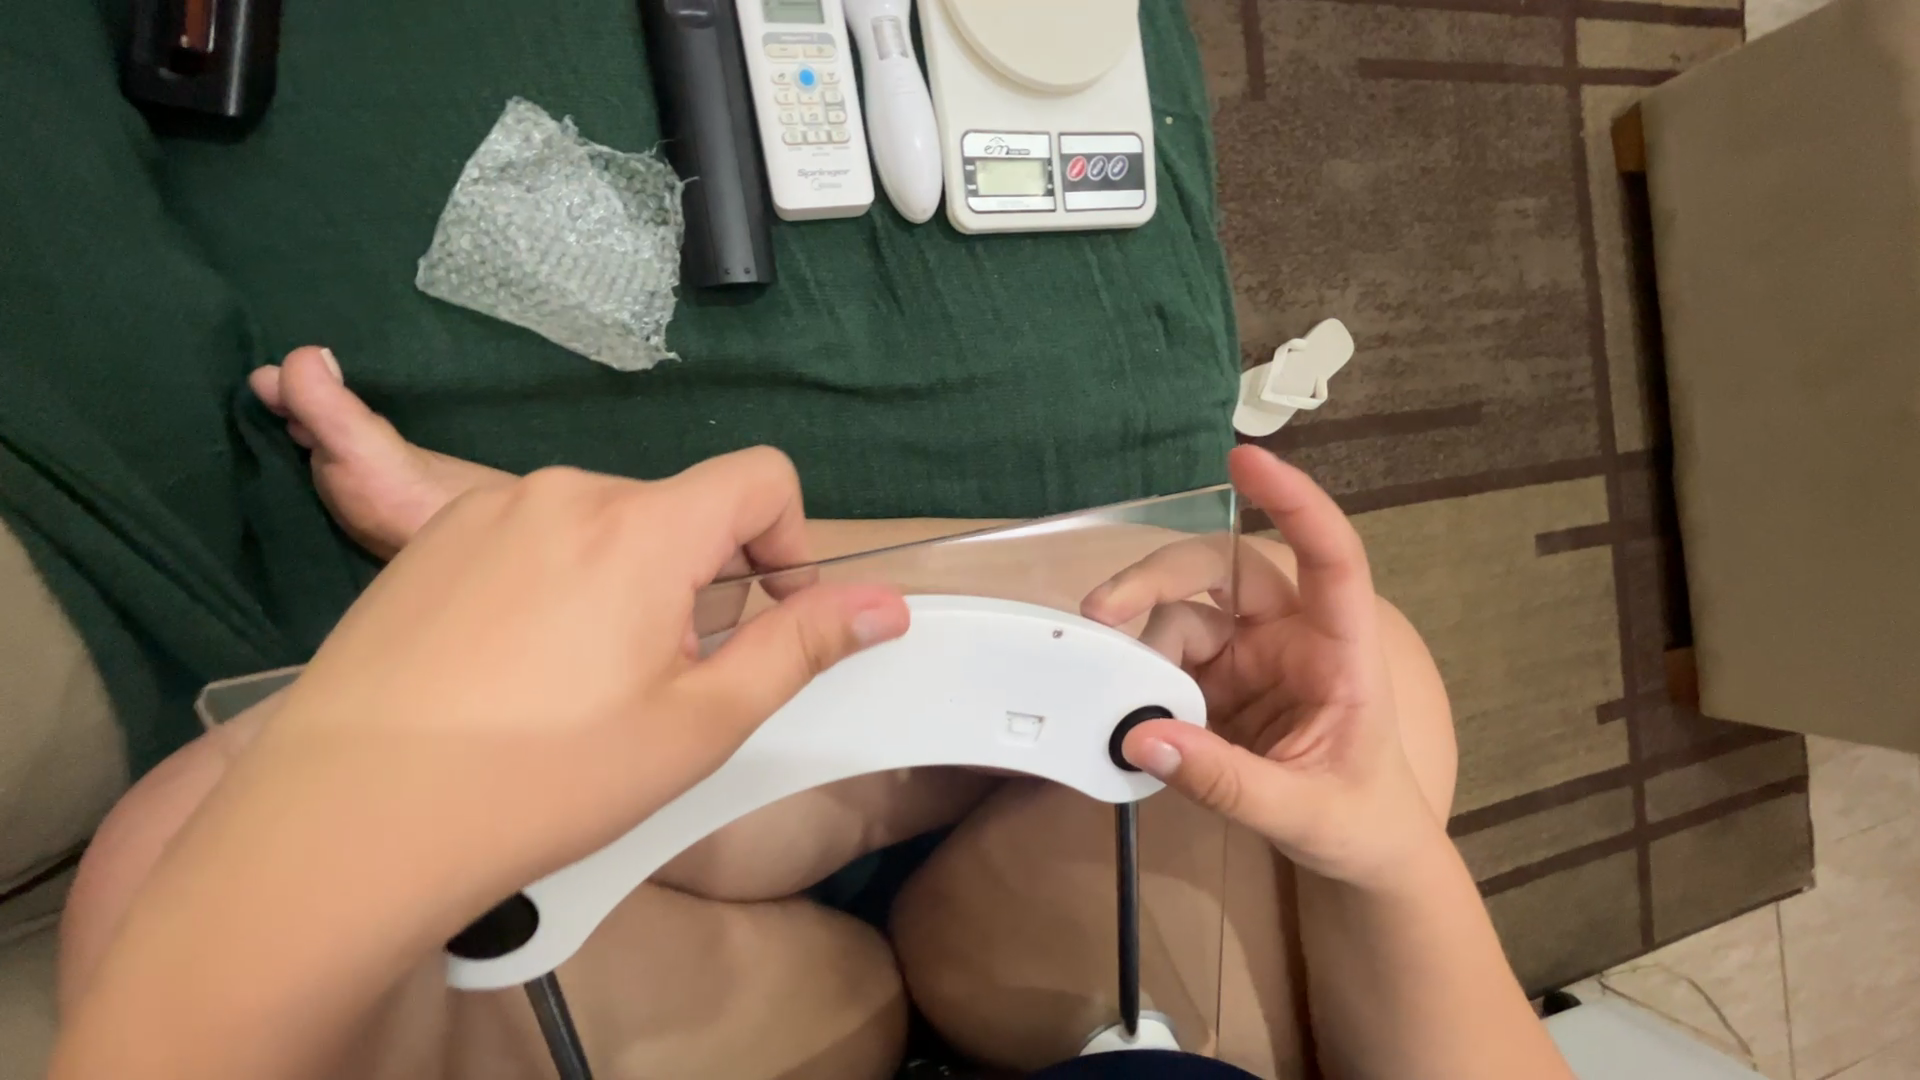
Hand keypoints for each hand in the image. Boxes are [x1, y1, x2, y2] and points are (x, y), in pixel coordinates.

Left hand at [250, 447, 908, 911]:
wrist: (342, 830)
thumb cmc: (550, 777)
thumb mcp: (703, 721)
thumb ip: (804, 645)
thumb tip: (890, 603)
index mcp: (642, 526)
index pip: (762, 476)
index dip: (787, 543)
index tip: (761, 619)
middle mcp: (568, 489)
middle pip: (687, 508)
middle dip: (706, 579)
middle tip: (666, 675)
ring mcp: (490, 506)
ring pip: (616, 522)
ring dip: (638, 580)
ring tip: (590, 675)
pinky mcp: (432, 535)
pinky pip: (543, 531)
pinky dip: (569, 577)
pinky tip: (520, 662)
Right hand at [1081, 446, 1440, 887]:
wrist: (1359, 854)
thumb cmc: (1361, 823)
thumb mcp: (1303, 812)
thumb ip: (1225, 780)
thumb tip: (1142, 737)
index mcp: (1340, 649)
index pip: (1329, 557)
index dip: (1294, 503)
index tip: (1245, 460)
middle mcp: (1289, 636)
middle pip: (1222, 571)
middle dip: (1157, 579)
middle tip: (1101, 611)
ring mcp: (1247, 656)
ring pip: (1180, 617)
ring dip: (1140, 646)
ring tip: (1116, 695)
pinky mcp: (1214, 681)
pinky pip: (1164, 659)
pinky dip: (1136, 676)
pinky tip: (1122, 706)